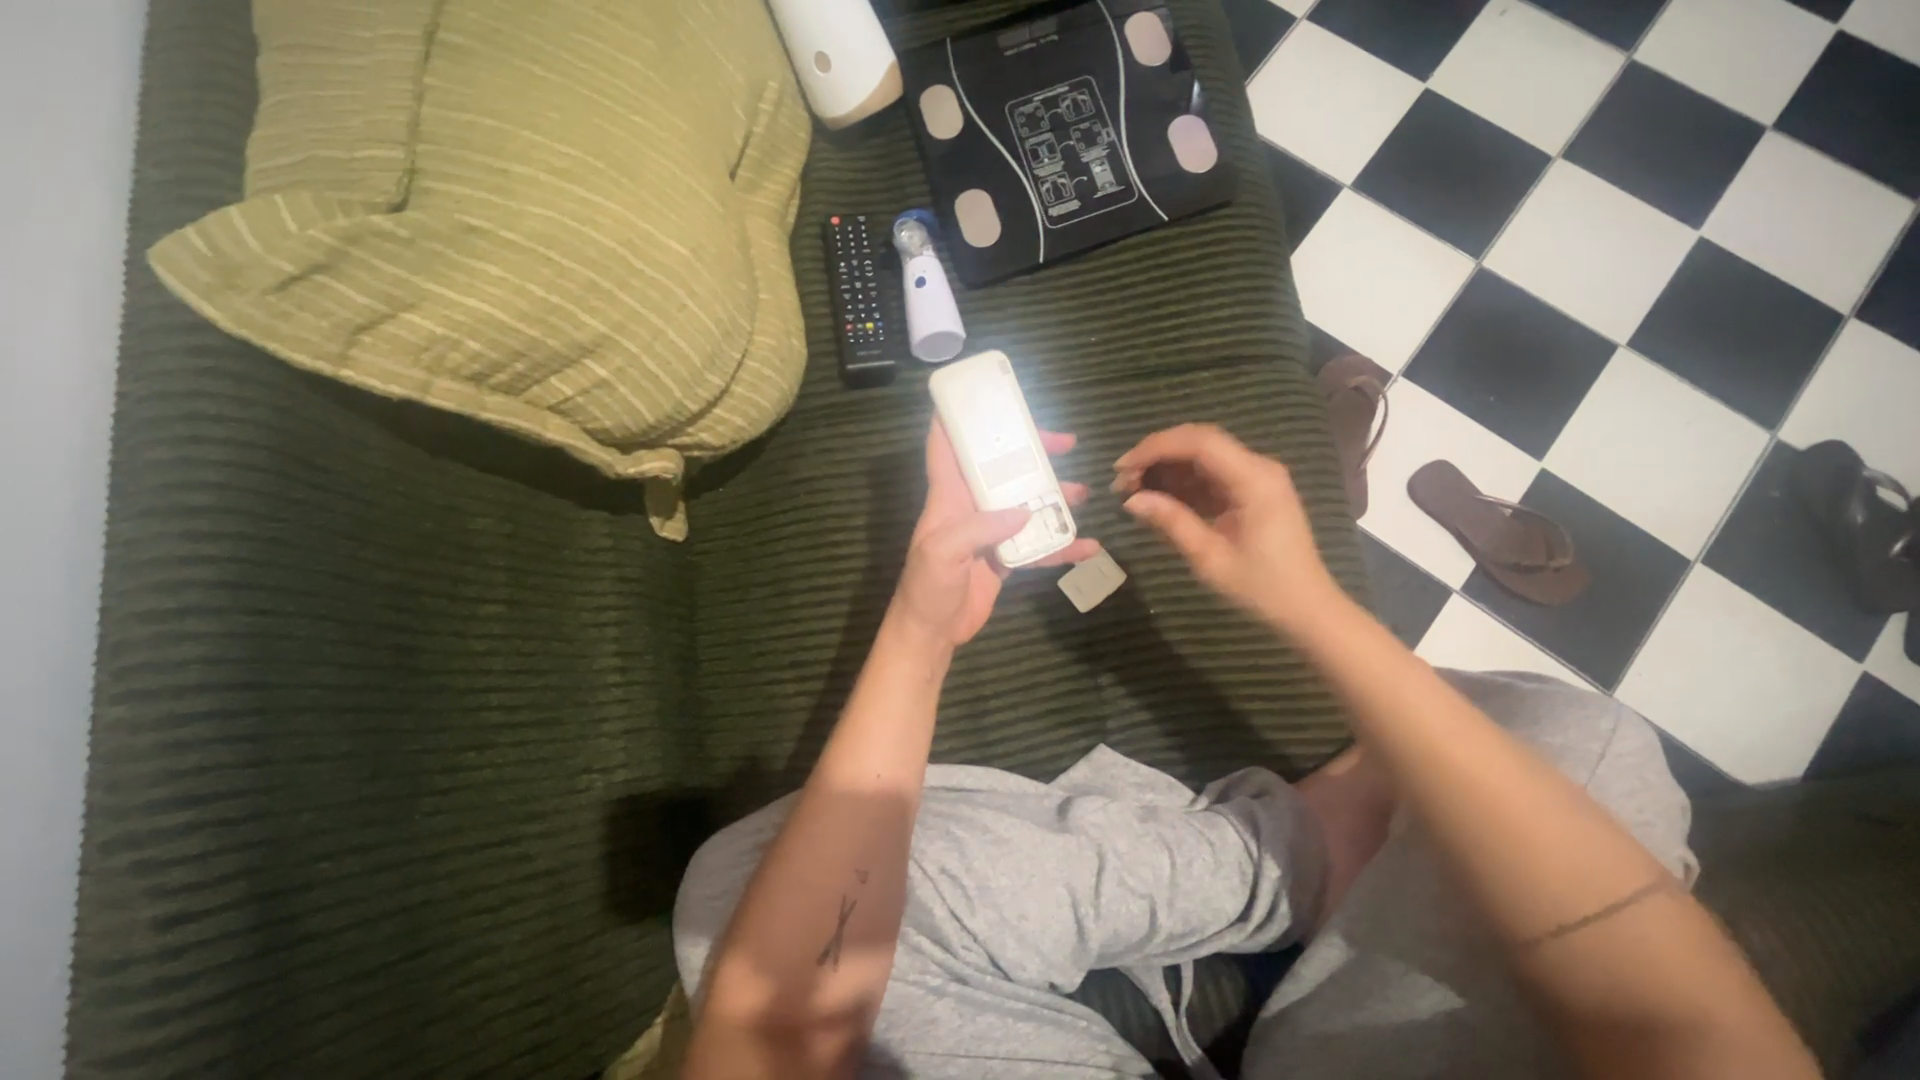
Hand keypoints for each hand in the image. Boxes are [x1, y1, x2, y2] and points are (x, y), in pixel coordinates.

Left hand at [890, 421, 1099, 648]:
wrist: (932, 634)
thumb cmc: (926, 588)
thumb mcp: (943, 552)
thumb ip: (980, 527)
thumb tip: (1024, 512)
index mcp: (948, 497)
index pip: (945, 446)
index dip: (957, 418)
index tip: (986, 398)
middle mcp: (969, 507)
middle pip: (1000, 468)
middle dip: (1030, 452)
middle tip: (1065, 442)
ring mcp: (989, 532)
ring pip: (1025, 503)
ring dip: (1053, 496)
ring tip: (1082, 493)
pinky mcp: (1004, 557)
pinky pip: (1036, 545)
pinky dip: (1060, 546)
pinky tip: (1087, 547)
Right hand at [1112, 424, 1341, 632]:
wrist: (1306, 608)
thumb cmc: (1262, 587)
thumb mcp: (1210, 558)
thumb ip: (1171, 522)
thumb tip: (1131, 500)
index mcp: (1254, 479)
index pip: (1199, 442)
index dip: (1155, 447)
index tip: (1122, 468)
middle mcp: (1258, 467)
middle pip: (1199, 441)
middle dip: (1156, 454)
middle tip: (1121, 480)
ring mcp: (1256, 477)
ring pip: (1202, 455)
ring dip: (1166, 467)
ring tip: (1132, 490)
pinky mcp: (1251, 491)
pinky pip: (1211, 474)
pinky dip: (1182, 481)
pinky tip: (1157, 498)